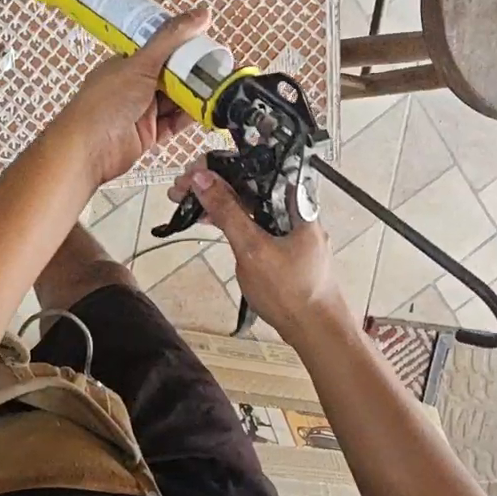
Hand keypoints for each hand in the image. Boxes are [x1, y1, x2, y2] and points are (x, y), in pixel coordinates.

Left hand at [52, 9, 210, 183]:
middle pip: (170, 77)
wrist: (87, 149)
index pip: (159, 51)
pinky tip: (207, 111)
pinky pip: (172, 123)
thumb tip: (202, 13)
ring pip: (173, 101)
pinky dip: (188, 118)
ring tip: (220, 90)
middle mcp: (133, 86)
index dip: (183, 49)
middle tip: (220, 71)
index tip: (208, 47)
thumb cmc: (106, 102)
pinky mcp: (147, 134)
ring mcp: (140, 111)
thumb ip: (171, 39)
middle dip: (193, 75)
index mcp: (126, 64)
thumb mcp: (141, 64)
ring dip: (194, 97)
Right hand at [168, 161, 352, 339]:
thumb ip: (227, 211)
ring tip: (183, 200)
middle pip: (249, 183)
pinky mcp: (281, 242)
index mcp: (295, 201)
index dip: (220, 164)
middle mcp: (293, 207)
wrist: (317, 331)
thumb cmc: (290, 291)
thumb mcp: (252, 249)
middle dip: (212, 182)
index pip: (256, 166)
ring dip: (216, 200)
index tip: (191, 171)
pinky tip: (205, 219)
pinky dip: (229, 218)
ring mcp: (287, 226)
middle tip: (179, 188)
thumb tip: (200, 177)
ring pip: (248, 202)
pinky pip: (252, 220)